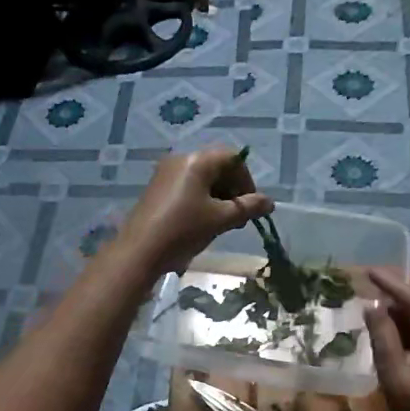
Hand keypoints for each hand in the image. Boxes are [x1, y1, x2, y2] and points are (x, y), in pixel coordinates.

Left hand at [117, 146, 274, 274]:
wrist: (140, 251)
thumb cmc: (183, 230)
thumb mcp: (220, 219)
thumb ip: (248, 208)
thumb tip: (269, 202)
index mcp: (197, 161)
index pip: (233, 158)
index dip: (247, 180)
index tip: (250, 206)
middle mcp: (180, 159)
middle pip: (217, 166)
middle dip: (233, 189)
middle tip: (238, 218)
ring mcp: (165, 173)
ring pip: (202, 178)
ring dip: (218, 197)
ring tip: (221, 223)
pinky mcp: (157, 189)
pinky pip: (187, 187)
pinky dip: (201, 200)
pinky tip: (201, 223)